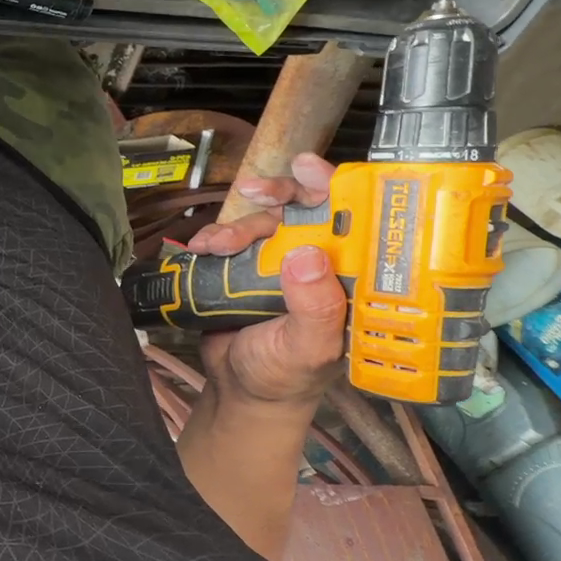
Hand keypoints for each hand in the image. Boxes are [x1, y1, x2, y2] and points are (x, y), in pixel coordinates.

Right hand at [184, 153, 349, 408]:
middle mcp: (322, 265)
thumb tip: (306, 254)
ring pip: (265, 223)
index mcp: (351, 281)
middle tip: (255, 189)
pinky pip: (231, 241)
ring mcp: (281, 265)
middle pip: (308, 211)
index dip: (343, 189)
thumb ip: (314, 307)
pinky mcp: (244, 269)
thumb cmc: (285, 376)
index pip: (359, 224)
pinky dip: (214, 238)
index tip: (313, 170)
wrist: (235, 390)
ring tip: (214, 245)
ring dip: (237, 226)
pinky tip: (201, 248)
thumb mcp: (307, 348)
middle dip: (281, 195)